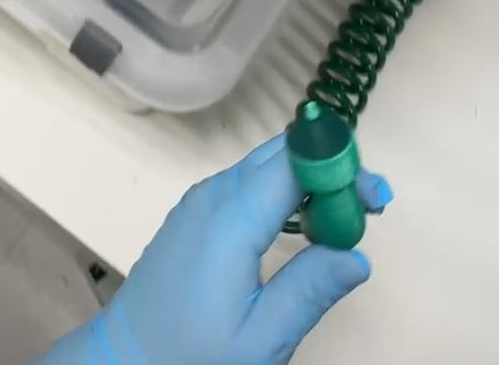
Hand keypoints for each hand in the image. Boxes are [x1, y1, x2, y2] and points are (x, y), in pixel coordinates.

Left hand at [36, 136, 391, 364]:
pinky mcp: (197, 211)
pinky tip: (301, 224)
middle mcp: (215, 192)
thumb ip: (308, 291)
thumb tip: (360, 255)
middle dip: (332, 168)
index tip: (378, 198)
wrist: (120, 360)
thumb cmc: (188, 356)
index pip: (295, 161)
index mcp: (231, 216)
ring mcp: (202, 198)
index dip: (341, 168)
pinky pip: (249, 182)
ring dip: (309, 179)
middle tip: (371, 206)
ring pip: (266, 165)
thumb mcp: (257, 340)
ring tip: (343, 218)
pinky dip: (283, 190)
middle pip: (283, 153)